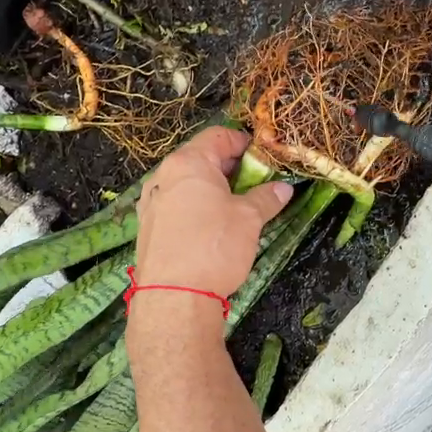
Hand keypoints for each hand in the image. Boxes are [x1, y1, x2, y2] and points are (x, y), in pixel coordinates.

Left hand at [134, 128, 293, 299]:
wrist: (175, 295)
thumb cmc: (215, 246)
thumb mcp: (250, 219)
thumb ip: (266, 198)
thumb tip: (283, 188)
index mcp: (189, 163)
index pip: (218, 136)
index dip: (244, 141)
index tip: (264, 155)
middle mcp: (164, 176)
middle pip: (201, 159)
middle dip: (230, 167)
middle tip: (256, 182)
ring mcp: (152, 202)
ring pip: (187, 184)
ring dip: (213, 189)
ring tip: (236, 206)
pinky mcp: (148, 227)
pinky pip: (177, 205)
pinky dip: (196, 207)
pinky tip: (211, 226)